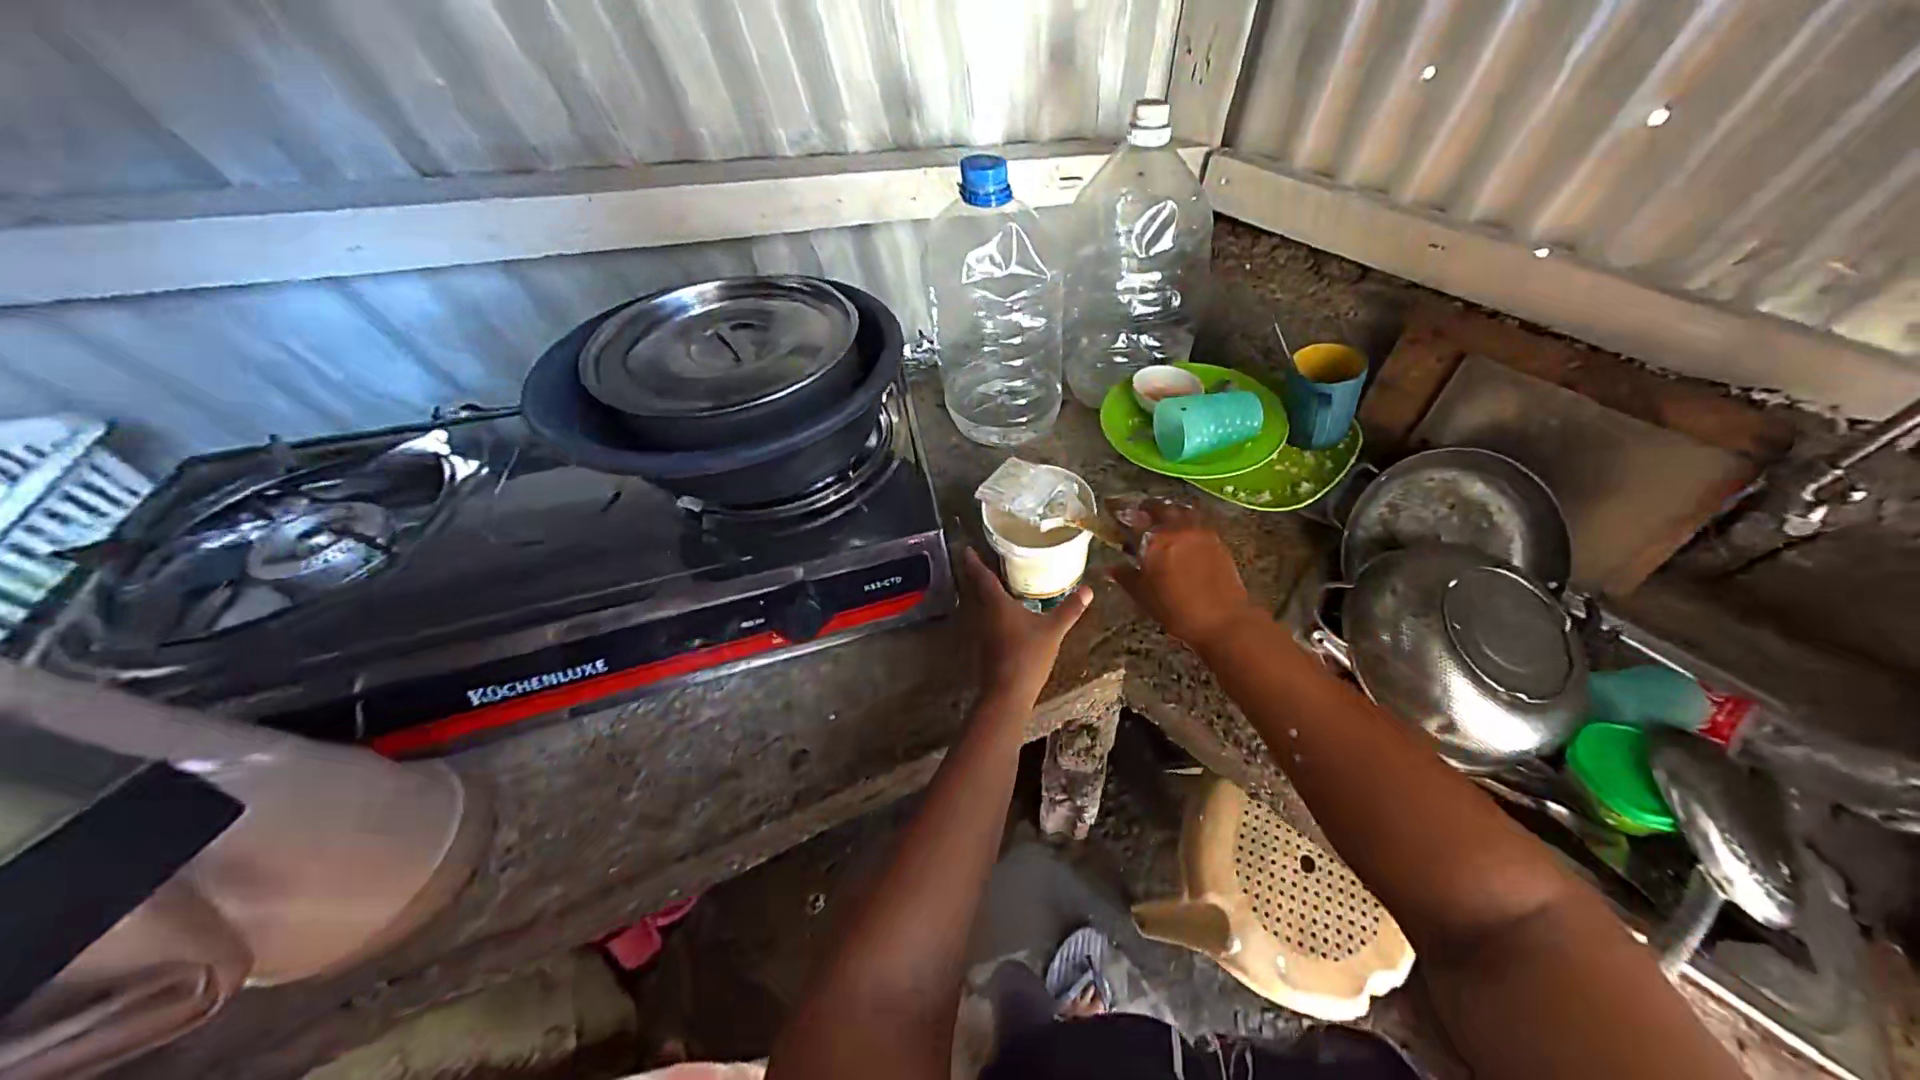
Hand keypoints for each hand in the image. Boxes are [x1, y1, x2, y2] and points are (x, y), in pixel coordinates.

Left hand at [961, 547, 1090, 704]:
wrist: (1006, 692)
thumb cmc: (1027, 656)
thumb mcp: (1053, 630)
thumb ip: (1070, 609)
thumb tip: (1088, 589)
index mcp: (996, 603)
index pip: (981, 576)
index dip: (973, 561)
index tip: (967, 549)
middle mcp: (982, 613)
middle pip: (974, 588)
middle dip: (975, 574)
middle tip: (980, 559)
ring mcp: (980, 630)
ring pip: (976, 603)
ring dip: (979, 591)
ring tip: (991, 580)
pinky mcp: (983, 644)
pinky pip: (982, 617)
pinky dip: (986, 608)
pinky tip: (1000, 611)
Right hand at [1107, 498, 1259, 648]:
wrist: (1223, 621)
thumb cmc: (1177, 611)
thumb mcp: (1143, 595)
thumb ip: (1126, 576)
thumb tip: (1111, 567)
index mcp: (1153, 540)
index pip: (1131, 518)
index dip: (1120, 513)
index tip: (1112, 511)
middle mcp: (1176, 528)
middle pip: (1158, 507)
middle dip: (1145, 508)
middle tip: (1137, 515)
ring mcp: (1199, 532)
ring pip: (1180, 510)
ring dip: (1167, 512)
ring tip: (1161, 522)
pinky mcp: (1216, 540)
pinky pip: (1196, 521)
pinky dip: (1185, 522)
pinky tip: (1181, 536)